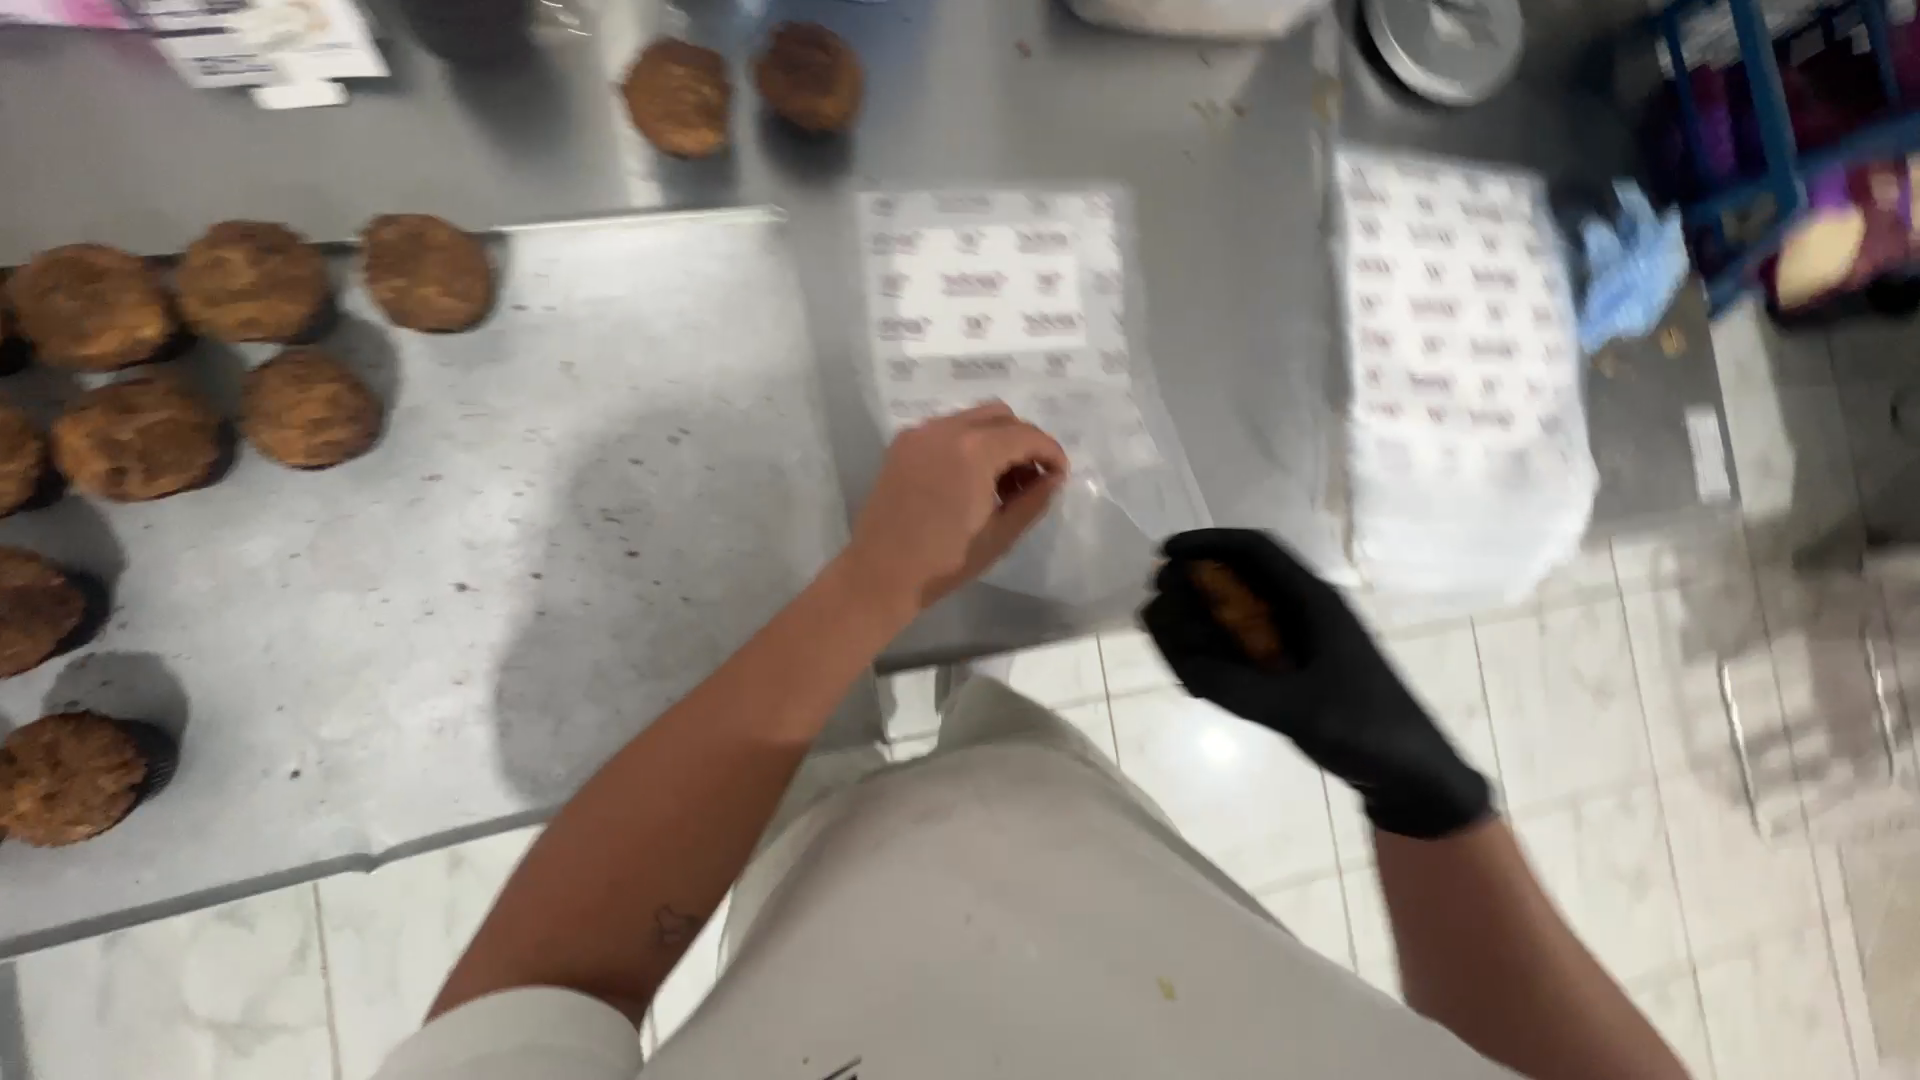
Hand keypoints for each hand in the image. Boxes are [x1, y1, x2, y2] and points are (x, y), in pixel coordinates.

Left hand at [844, 402, 1067, 612]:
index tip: (1059, 475)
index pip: (1026, 435)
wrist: (880, 573)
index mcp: (973, 450)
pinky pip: (946, 430)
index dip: (1050, 452)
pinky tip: (969, 479)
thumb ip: (1034, 499)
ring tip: (1001, 482)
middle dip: (1023, 441)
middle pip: (1000, 416)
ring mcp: (919, 433)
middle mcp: (945, 428)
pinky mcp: (902, 444)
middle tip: (1031, 479)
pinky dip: (967, 443)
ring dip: (996, 440)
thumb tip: (1053, 477)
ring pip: (972, 419)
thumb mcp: (1001, 533)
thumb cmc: (946, 561)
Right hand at [1140, 529, 1491, 839]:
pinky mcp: (1290, 670)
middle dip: (1193, 583)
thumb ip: (1237, 688)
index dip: (1208, 543)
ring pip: (1234, 614)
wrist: (1411, 773)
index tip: (1165, 555)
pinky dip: (1210, 654)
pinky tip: (1191, 675)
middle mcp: (1300, 612)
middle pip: (1238, 578)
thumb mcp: (1299, 709)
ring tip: (1166, 638)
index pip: (1254, 550)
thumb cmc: (1367, 729)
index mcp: (1312, 601)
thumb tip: (1184, 666)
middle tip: (1159, 599)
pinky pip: (1239, 649)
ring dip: (1197, 620)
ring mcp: (1295, 642)